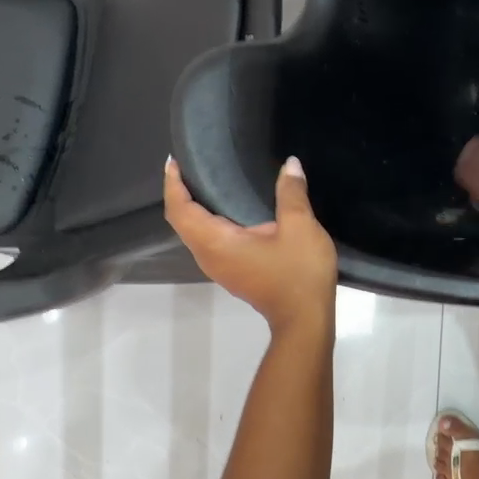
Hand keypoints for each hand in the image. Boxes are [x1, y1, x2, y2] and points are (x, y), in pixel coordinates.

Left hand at [164, 155, 337, 328]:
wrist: (305, 317)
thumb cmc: (298, 271)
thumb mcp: (300, 227)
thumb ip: (291, 193)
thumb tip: (290, 164)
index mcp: (217, 242)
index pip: (181, 211)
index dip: (173, 185)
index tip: (173, 162)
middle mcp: (209, 255)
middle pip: (182, 221)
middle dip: (180, 193)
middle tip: (189, 164)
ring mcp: (219, 266)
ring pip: (194, 231)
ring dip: (194, 206)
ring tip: (206, 179)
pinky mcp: (232, 269)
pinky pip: (208, 238)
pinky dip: (208, 218)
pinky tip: (229, 207)